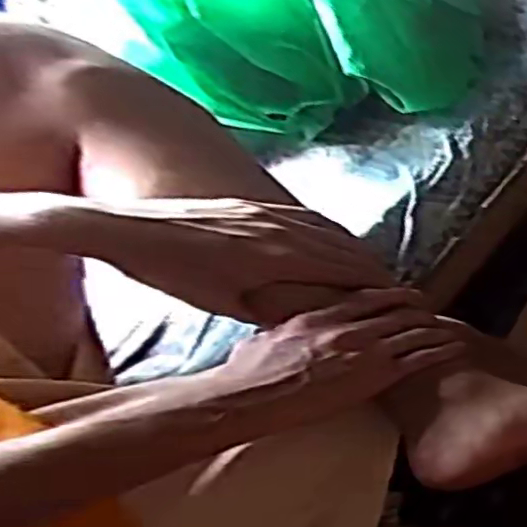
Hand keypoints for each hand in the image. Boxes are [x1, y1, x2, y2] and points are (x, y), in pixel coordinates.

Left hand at [67, 197, 395, 322]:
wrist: (118, 225)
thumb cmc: (168, 271)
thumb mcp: (223, 302)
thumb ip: (278, 306)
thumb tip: (316, 319)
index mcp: (286, 257)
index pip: (355, 272)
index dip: (385, 289)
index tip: (408, 305)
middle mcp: (289, 231)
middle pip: (355, 254)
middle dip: (384, 276)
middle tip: (405, 297)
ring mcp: (276, 215)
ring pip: (340, 236)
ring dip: (366, 258)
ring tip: (382, 278)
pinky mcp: (261, 206)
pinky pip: (318, 222)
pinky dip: (342, 239)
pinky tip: (347, 249)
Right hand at [201, 288, 465, 429]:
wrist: (247, 399)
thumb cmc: (248, 373)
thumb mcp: (269, 336)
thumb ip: (294, 325)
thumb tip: (295, 322)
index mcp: (321, 316)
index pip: (369, 298)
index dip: (396, 295)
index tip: (411, 295)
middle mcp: (348, 328)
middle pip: (400, 313)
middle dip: (422, 312)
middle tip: (437, 313)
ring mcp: (366, 350)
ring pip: (416, 333)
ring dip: (438, 330)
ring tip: (453, 329)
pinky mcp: (379, 374)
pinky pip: (422, 358)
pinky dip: (443, 350)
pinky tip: (458, 347)